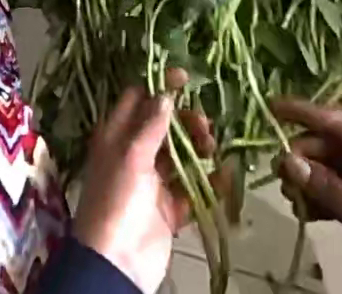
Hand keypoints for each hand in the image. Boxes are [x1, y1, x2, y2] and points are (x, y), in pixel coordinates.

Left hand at [72, 74, 216, 293]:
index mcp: (117, 134)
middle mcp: (134, 152)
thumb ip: (151, 124)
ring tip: (211, 148)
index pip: (138, 97)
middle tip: (204, 124)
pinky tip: (224, 175)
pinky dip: (208, 181)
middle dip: (185, 119)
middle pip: (163, 125)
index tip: (185, 77)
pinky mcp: (169, 208)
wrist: (116, 264)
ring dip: (198, 147)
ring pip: (180, 154)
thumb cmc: (117, 199)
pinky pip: (192, 189)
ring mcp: (152, 181)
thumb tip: (166, 93)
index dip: (159, 84)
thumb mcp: (131, 155)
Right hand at [273, 98, 341, 293]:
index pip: (341, 124)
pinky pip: (339, 193)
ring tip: (288, 195)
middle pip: (333, 147)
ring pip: (332, 170)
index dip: (305, 113)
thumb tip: (288, 160)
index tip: (271, 105)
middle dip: (303, 155)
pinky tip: (303, 210)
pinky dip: (320, 199)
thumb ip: (329, 189)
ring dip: (309, 179)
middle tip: (276, 172)